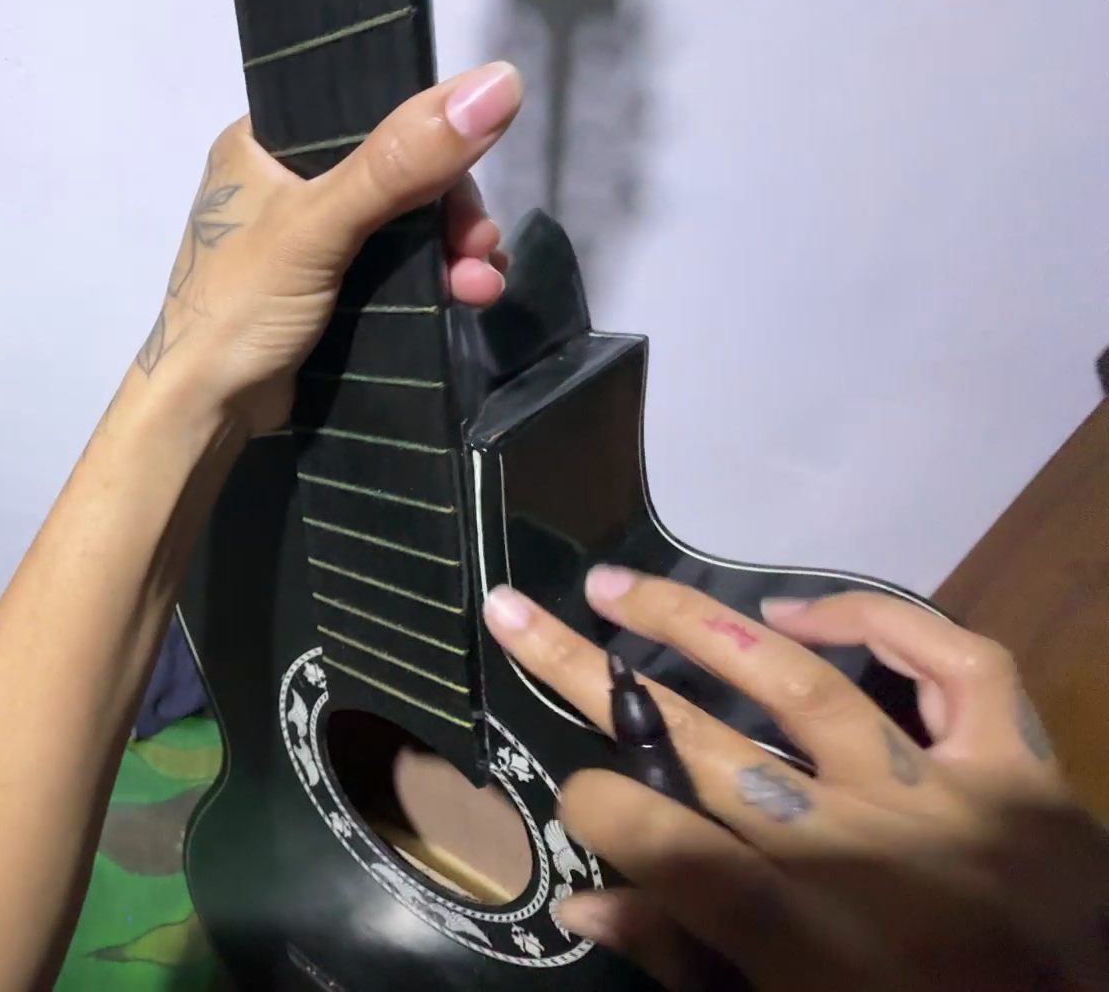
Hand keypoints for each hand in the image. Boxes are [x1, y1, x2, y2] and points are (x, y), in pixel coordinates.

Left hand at [135, 62, 522, 433]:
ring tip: (483, 287)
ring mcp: (306, 240)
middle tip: (480, 247)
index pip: (363, 110)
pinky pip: (392, 266)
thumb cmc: (241, 309)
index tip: (471, 166)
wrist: (207, 408)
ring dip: (451, 250)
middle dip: (448, 210)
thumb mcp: (316, 228)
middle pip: (394, 171)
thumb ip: (397, 164)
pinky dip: (432, 277)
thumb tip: (500, 82)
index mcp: (263, 145)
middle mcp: (285, 184)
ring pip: (400, 223)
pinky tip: (471, 295)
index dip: (425, 132)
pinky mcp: (325, 287)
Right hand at [482, 571, 1108, 990]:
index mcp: (806, 939)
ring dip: (686, 620)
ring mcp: (947, 804)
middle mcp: (864, 855)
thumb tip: (578, 903)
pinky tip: (794, 609)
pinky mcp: (1026, 779)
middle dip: (578, 667)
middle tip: (514, 612)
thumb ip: (681, 957)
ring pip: (795, 681)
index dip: (594, 803)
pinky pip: (964, 672)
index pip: (662, 843)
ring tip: (612, 585)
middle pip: (693, 740)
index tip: (574, 790)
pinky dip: (877, 622)